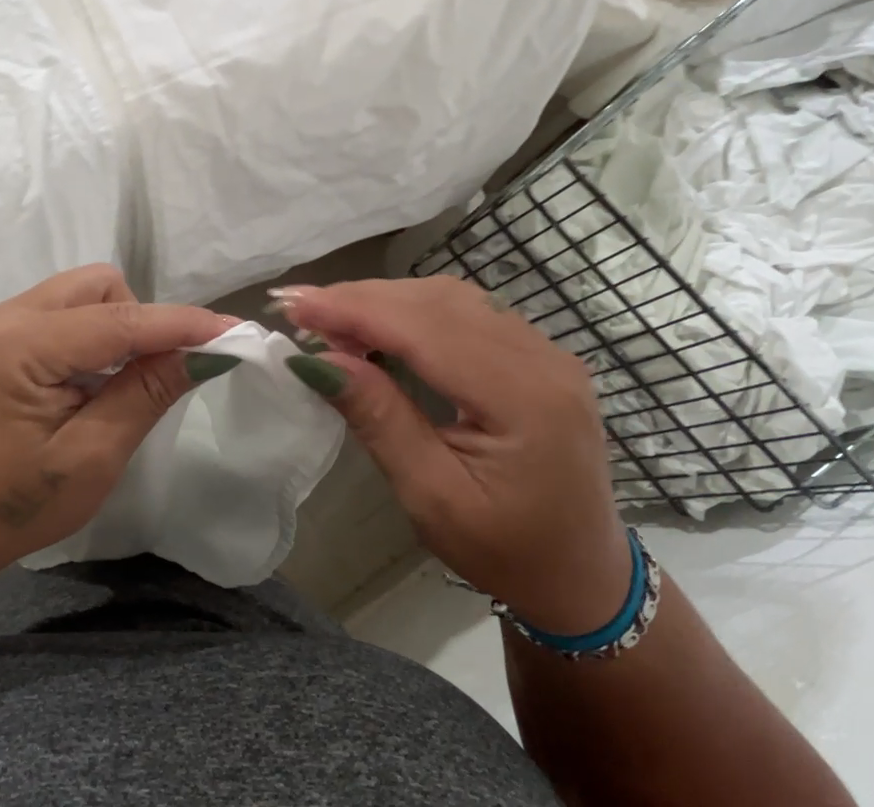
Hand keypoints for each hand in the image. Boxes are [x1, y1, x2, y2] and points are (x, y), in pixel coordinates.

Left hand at [0, 265, 236, 577]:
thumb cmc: (24, 502)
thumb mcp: (94, 455)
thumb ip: (148, 392)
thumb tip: (207, 352)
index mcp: (22, 346)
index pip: (120, 320)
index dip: (182, 325)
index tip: (238, 332)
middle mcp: (9, 316)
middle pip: (101, 287)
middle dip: (143, 322)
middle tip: (157, 377)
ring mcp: (4, 321)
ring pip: (88, 293)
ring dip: (122, 327)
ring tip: (122, 385)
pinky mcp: (8, 333)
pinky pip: (71, 310)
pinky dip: (99, 335)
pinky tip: (97, 380)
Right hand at [276, 277, 629, 634]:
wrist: (581, 575)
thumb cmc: (504, 551)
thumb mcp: (432, 496)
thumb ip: (380, 420)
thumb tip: (318, 361)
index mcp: (524, 399)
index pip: (425, 330)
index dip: (354, 311)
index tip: (292, 306)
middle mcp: (543, 360)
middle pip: (439, 302)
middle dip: (362, 299)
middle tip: (298, 310)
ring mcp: (547, 353)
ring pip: (452, 299)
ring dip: (385, 301)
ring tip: (328, 321)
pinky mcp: (540, 357)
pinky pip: (469, 312)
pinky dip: (413, 311)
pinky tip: (378, 329)